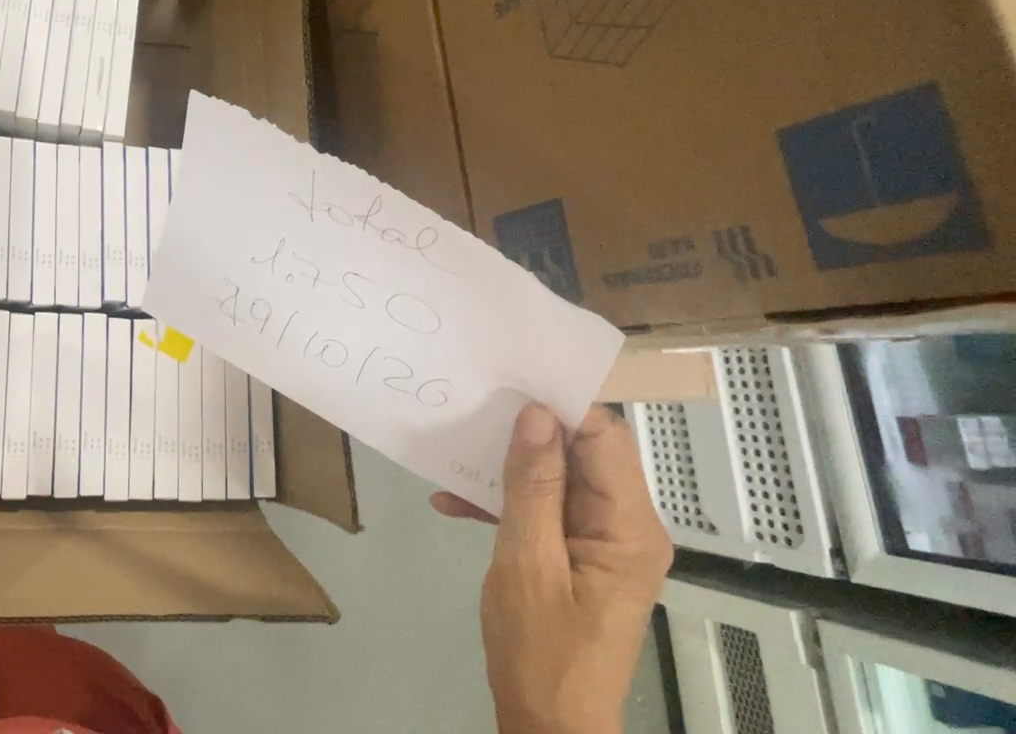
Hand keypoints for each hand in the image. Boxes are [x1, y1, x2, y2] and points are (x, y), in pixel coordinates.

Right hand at [432, 404, 672, 733]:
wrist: (549, 721)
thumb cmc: (540, 645)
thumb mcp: (526, 560)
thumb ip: (532, 486)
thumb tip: (536, 415)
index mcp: (628, 527)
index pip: (604, 439)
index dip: (559, 405)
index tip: (505, 383)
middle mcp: (627, 527)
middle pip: (583, 453)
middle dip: (527, 430)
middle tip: (471, 408)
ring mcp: (604, 542)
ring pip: (558, 478)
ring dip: (507, 468)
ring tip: (454, 453)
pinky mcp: (580, 555)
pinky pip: (545, 510)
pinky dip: (503, 503)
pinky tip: (453, 502)